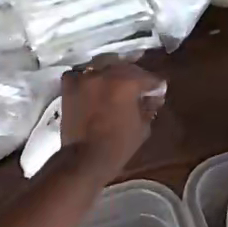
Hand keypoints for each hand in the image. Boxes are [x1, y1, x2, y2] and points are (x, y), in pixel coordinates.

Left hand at [59, 59, 163, 176]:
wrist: (84, 159)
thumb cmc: (118, 146)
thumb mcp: (142, 127)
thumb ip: (148, 107)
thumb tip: (152, 97)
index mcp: (127, 83)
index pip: (148, 77)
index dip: (156, 85)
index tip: (158, 91)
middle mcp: (106, 74)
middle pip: (126, 68)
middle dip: (135, 77)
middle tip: (139, 89)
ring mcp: (85, 78)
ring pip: (104, 67)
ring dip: (112, 76)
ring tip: (115, 87)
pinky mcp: (69, 86)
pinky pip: (81, 74)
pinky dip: (87, 79)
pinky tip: (92, 87)